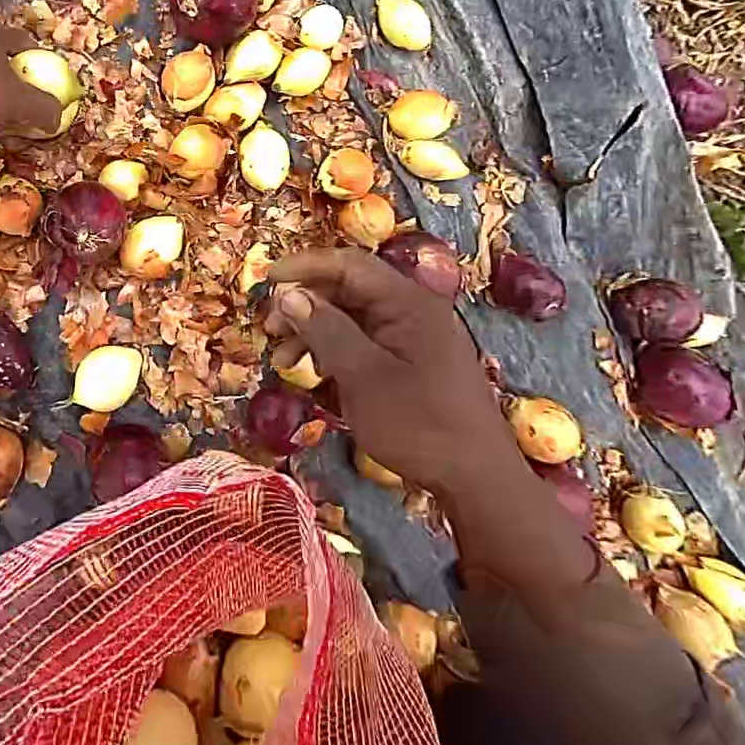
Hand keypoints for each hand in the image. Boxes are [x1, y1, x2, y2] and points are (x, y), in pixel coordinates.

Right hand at [262, 250, 524, 496]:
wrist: (478, 480)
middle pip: (349, 289)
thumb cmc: (419, 425)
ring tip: (284, 359)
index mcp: (408, 302)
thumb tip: (289, 295)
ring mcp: (415, 335)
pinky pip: (366, 340)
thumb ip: (326, 329)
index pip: (349, 264)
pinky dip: (336, 349)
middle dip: (305, 304)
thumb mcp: (362, 376)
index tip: (267, 280)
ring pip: (353, 317)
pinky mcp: (413, 360)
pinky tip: (316, 371)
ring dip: (315, 330)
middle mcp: (413, 310)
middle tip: (270, 329)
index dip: (304, 267)